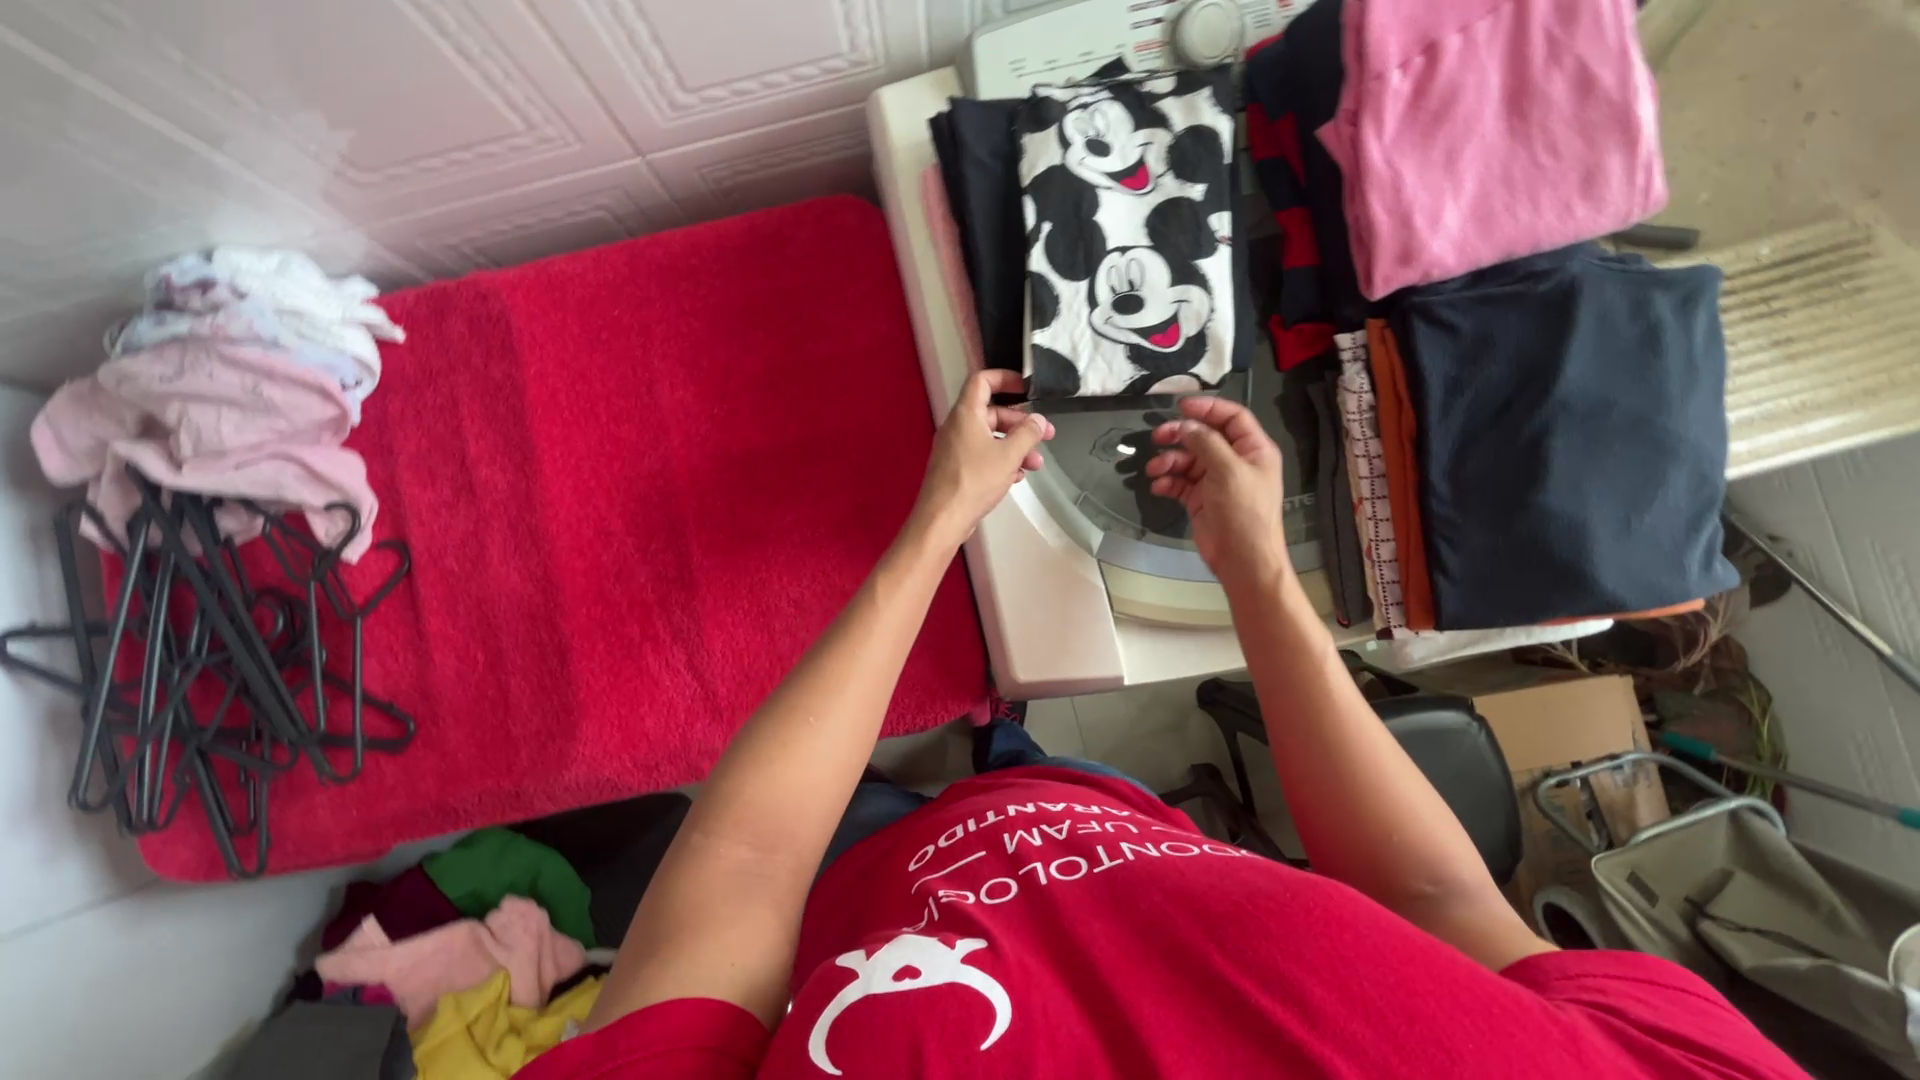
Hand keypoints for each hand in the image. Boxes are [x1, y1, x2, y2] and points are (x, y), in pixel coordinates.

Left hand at [910, 369, 1054, 548]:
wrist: (942, 519)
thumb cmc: (973, 482)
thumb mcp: (1008, 455)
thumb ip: (1027, 434)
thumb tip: (1039, 420)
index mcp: (966, 414)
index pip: (982, 380)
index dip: (1005, 378)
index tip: (1026, 387)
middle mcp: (958, 427)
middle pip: (992, 413)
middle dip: (1021, 423)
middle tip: (1045, 434)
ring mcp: (955, 449)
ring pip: (990, 438)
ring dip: (1015, 446)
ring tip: (1036, 462)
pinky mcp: (957, 469)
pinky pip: (983, 456)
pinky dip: (1002, 461)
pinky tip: (1018, 476)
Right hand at [1146, 396, 1289, 590]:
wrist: (1242, 559)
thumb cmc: (1243, 511)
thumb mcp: (1228, 471)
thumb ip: (1206, 443)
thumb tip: (1185, 426)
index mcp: (1253, 449)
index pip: (1232, 417)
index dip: (1208, 408)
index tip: (1180, 406)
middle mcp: (1236, 461)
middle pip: (1205, 437)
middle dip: (1181, 435)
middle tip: (1158, 436)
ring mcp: (1217, 481)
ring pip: (1188, 460)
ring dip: (1169, 461)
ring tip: (1155, 469)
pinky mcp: (1201, 499)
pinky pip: (1180, 482)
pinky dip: (1168, 482)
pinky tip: (1159, 487)